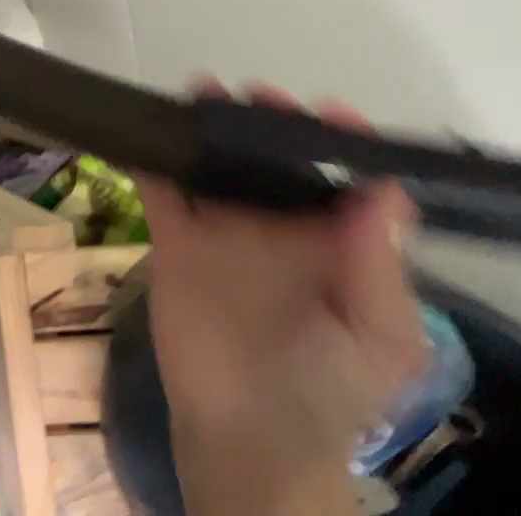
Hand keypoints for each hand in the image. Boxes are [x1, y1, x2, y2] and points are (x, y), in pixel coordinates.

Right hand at [139, 79, 426, 513]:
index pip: (344, 183)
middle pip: (273, 163)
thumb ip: (377, 266)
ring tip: (196, 95)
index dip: (340, 144)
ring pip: (215, 168)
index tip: (325, 109)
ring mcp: (223, 232)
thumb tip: (380, 192)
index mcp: (339, 245)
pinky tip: (140, 135)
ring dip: (207, 132)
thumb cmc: (327, 386)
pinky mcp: (173, 239)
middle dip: (265, 124)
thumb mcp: (377, 334)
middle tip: (251, 94)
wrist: (244, 426)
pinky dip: (147, 161)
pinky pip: (159, 192)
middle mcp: (281, 228)